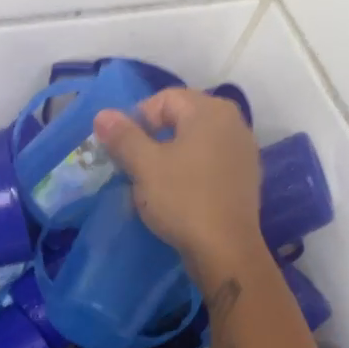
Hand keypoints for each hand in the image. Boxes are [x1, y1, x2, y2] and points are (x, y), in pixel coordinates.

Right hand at [94, 89, 263, 267]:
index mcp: (209, 110)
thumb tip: (102, 115)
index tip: (123, 151)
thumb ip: (124, 138)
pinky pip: (211, 164)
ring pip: (197, 143)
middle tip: (136, 170)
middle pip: (183, 119)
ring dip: (172, 157)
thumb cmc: (182, 200)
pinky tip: (181, 197)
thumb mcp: (145, 168)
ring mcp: (243, 150)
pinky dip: (192, 173)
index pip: (164, 99)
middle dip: (154, 139)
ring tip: (156, 185)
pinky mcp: (246, 178)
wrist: (225, 248)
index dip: (137, 120)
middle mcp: (233, 121)